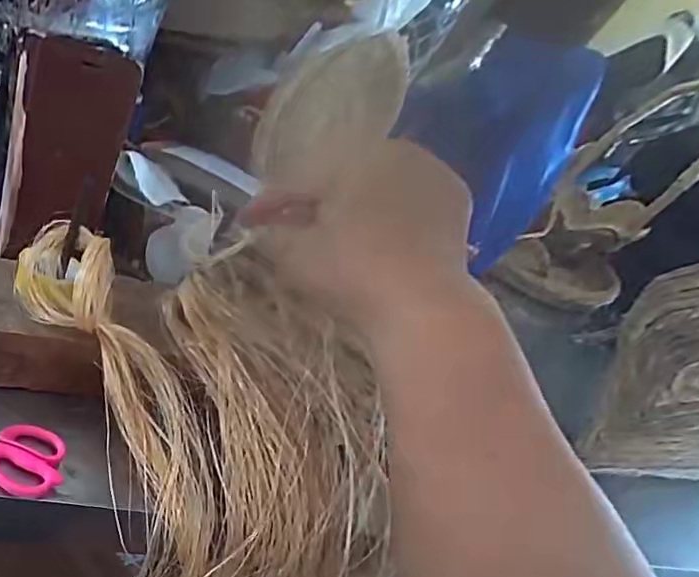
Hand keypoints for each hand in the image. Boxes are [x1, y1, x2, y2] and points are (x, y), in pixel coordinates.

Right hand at [242, 139, 476, 333]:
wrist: (420, 302)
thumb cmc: (350, 272)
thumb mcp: (294, 255)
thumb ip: (273, 233)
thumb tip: (265, 225)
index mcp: (354, 158)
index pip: (299, 176)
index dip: (267, 201)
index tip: (245, 221)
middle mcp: (397, 151)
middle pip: (339, 175)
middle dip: (309, 199)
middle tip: (283, 226)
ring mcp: (432, 173)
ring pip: (375, 184)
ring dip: (347, 204)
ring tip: (326, 232)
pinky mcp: (454, 199)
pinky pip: (405, 201)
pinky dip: (381, 215)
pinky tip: (369, 238)